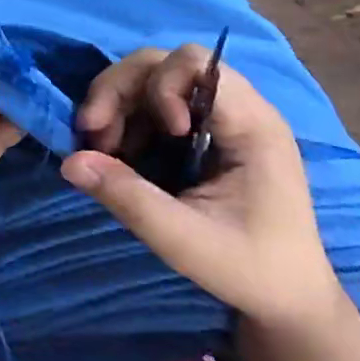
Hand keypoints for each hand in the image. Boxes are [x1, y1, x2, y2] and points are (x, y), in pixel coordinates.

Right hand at [61, 45, 342, 326]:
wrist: (289, 297)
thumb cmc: (250, 270)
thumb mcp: (186, 241)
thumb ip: (129, 198)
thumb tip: (71, 162)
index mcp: (252, 124)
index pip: (196, 63)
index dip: (160, 85)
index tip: (153, 136)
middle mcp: (236, 107)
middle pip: (164, 63)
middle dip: (120, 90)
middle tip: (93, 133)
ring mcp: (217, 117)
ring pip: (153, 78)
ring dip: (118, 104)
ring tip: (100, 147)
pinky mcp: (202, 131)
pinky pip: (154, 103)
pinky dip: (127, 119)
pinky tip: (116, 153)